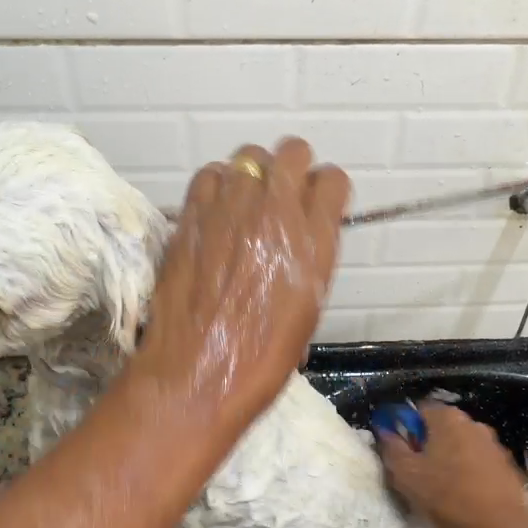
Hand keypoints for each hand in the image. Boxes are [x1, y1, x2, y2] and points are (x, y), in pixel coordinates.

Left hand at [133, 139, 351, 432]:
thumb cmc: (262, 360)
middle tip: (283, 196)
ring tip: (245, 204)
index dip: (326, 191)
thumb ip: (311, 257)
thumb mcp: (308, 308)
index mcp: (315, 241)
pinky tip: (215, 212)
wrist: (198, 376)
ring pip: (250, 156)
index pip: (333, 179)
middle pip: (294, 151)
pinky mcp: (193, 213)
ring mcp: (231, 207)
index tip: (317, 205)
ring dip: (254, 175)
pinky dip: (217, 186)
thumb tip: (300, 238)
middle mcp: (276, 212)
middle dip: (294, 168)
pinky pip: (210, 174)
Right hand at [379, 402, 527, 527]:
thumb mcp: (406, 475)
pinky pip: (480, 463)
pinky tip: (467, 496)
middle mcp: (472, 422)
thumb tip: (385, 431)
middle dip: (428, 446)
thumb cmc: (448, 495)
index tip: (402, 454)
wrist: (503, 527)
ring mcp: (493, 443)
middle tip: (420, 475)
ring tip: (445, 490)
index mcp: (446, 417)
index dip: (405, 430)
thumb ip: (391, 449)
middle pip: (440, 428)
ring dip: (451, 460)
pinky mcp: (507, 465)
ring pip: (461, 446)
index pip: (417, 411)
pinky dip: (471, 473)